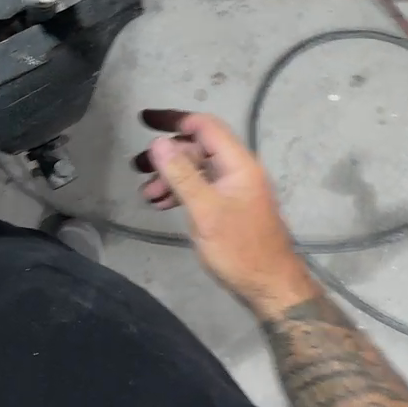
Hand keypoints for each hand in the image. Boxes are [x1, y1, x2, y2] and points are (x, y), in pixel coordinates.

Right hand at [135, 109, 315, 315]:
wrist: (270, 287)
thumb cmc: (239, 248)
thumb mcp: (205, 210)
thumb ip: (181, 174)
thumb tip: (158, 143)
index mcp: (238, 164)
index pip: (205, 126)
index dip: (174, 119)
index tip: (145, 121)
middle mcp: (237, 170)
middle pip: (197, 148)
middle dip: (166, 155)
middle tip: (137, 166)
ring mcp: (233, 189)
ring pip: (195, 170)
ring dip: (169, 177)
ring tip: (146, 193)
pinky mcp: (228, 206)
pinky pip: (199, 188)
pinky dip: (179, 192)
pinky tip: (161, 204)